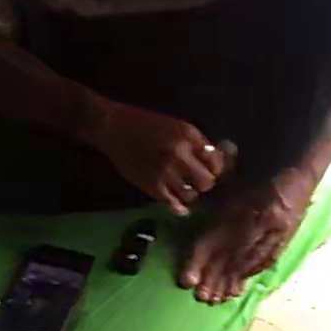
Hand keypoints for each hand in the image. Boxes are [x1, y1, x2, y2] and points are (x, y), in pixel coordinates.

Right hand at [86, 101, 226, 215]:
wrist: (112, 128)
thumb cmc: (144, 123)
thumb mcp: (175, 125)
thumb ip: (196, 143)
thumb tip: (218, 159)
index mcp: (187, 136)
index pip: (216, 161)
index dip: (217, 168)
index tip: (212, 169)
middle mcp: (179, 154)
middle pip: (207, 181)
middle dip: (206, 183)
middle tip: (199, 181)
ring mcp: (166, 173)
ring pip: (192, 195)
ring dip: (191, 193)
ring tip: (185, 188)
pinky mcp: (153, 186)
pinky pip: (174, 204)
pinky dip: (180, 207)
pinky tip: (181, 207)